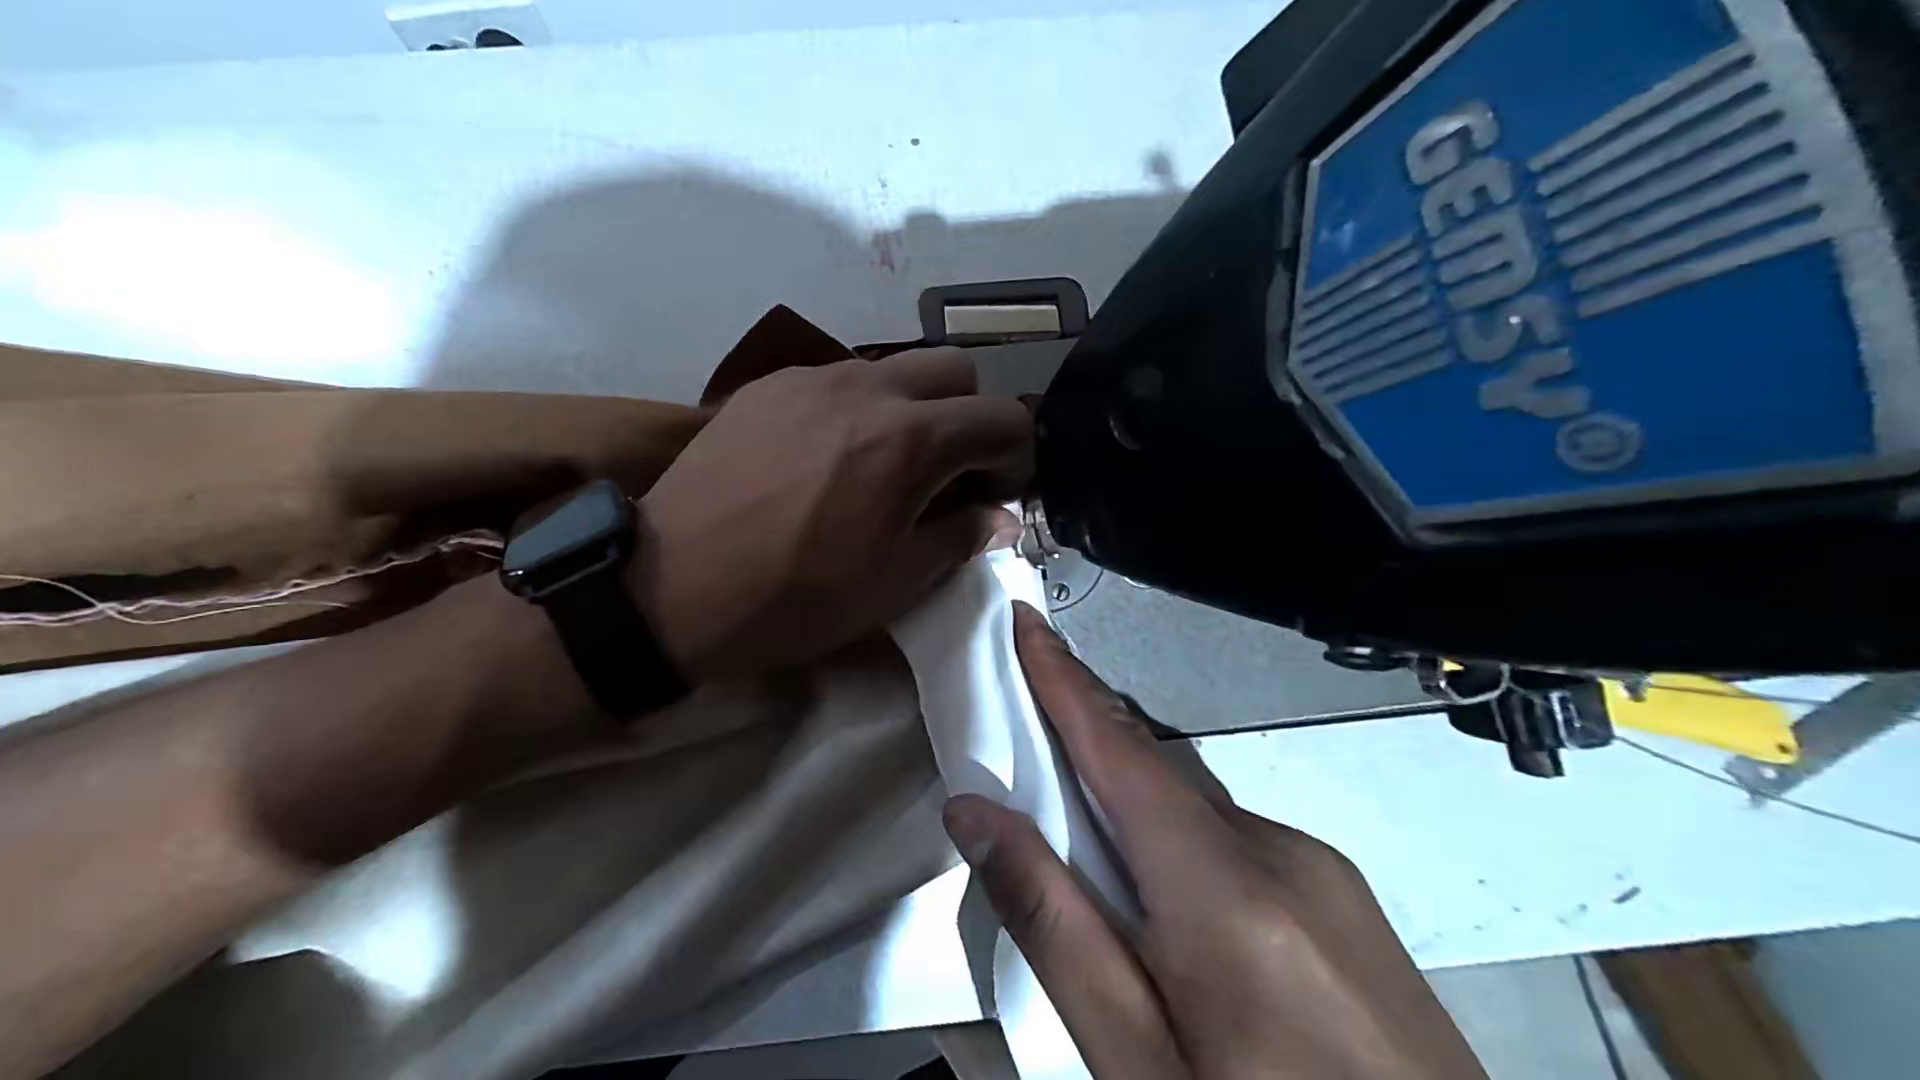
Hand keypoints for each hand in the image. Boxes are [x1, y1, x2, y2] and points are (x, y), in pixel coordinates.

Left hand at [634, 348, 1028, 680]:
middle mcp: (868, 388)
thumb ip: (960, 537)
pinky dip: (860, 409)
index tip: (996, 495)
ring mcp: (813, 379)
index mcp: (910, 440)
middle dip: (971, 416)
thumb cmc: (796, 598)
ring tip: (886, 464)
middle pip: (957, 370)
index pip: (1003, 418)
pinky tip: (830, 457)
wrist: (672, 586)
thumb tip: (996, 516)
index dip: (1016, 458)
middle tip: (949, 472)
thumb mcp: (895, 584)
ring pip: (896, 367)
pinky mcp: (769, 385)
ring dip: (915, 408)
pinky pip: (839, 380)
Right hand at [942, 604, 1487, 1079]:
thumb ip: (1053, 925)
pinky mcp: (1343, 897)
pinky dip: (1181, 838)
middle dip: (1086, 741)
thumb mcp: (1133, 1059)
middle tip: (1024, 726)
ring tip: (1084, 839)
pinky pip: (1237, 837)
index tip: (1027, 625)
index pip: (1118, 751)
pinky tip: (1169, 897)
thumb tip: (977, 815)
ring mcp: (1325, 871)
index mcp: (1225, 888)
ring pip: (1195, 807)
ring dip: (1133, 805)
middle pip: (1155, 773)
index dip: (1063, 681)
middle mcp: (1281, 853)